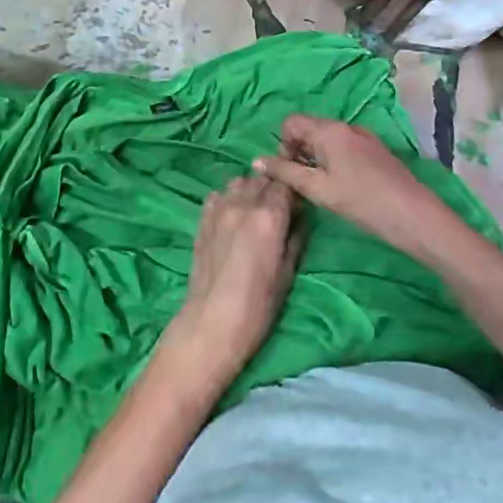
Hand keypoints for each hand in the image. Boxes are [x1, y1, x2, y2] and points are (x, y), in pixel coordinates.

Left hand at [168, 174, 304, 376]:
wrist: (212, 322)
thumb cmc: (258, 305)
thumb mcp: (288, 273)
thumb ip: (295, 237)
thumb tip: (299, 218)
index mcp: (269, 218)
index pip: (285, 185)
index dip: (294, 191)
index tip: (298, 204)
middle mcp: (243, 205)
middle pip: (262, 179)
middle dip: (274, 187)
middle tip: (279, 207)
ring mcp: (219, 210)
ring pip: (239, 182)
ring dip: (250, 189)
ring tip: (255, 209)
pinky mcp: (202, 220)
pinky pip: (218, 195)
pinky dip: (229, 198)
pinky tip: (232, 216)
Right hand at [255, 115, 463, 261]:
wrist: (412, 214)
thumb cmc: (361, 201)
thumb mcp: (317, 189)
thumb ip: (285, 173)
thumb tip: (256, 161)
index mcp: (329, 130)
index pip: (291, 122)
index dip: (283, 144)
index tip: (289, 171)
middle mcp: (346, 126)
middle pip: (310, 129)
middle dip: (299, 152)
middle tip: (303, 184)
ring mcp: (364, 137)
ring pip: (327, 139)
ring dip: (316, 158)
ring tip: (322, 188)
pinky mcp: (376, 150)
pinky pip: (344, 146)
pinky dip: (334, 160)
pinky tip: (343, 186)